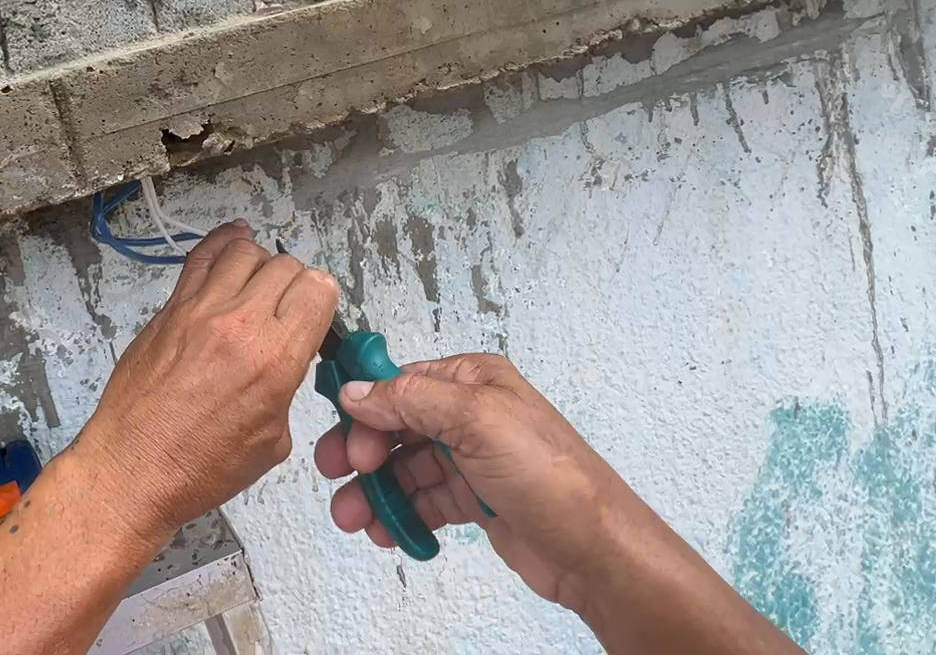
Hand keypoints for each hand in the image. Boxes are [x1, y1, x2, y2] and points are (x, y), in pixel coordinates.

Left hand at [73, 221, 338, 546]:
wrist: (134, 466)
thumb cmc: (201, 466)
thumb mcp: (273, 439)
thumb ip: (287, 384)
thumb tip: (287, 354)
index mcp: (274, 360)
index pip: (317, 289)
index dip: (322, 298)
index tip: (315, 312)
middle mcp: (240, 324)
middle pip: (285, 266)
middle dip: (296, 281)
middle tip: (288, 304)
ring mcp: (201, 309)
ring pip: (244, 252)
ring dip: (262, 262)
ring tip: (261, 281)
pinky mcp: (172, 307)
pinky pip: (201, 257)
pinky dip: (223, 240)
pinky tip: (236, 236)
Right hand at [317, 354, 806, 653]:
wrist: (600, 555)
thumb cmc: (544, 474)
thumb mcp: (474, 420)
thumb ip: (408, 399)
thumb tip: (352, 391)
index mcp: (470, 379)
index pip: (400, 383)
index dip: (365, 409)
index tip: (340, 441)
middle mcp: (468, 412)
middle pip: (397, 426)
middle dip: (363, 454)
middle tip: (335, 480)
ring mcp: (471, 457)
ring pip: (406, 467)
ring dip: (376, 491)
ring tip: (354, 521)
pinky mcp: (476, 498)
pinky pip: (424, 499)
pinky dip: (402, 514)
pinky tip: (387, 533)